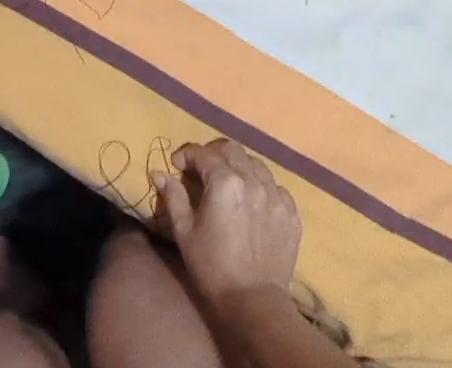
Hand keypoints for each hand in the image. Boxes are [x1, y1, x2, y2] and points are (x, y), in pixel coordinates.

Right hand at [152, 139, 300, 306]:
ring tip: (229, 182)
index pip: (203, 154)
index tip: (177, 164)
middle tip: (202, 167)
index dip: (186, 155)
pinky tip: (252, 201)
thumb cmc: (212, 266)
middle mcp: (253, 180)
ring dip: (238, 166)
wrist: (253, 301)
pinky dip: (261, 185)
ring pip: (256, 163)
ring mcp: (276, 195)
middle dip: (213, 153)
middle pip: (232, 149)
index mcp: (224, 182)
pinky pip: (275, 186)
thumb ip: (173, 197)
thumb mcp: (184, 231)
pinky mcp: (291, 212)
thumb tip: (160, 174)